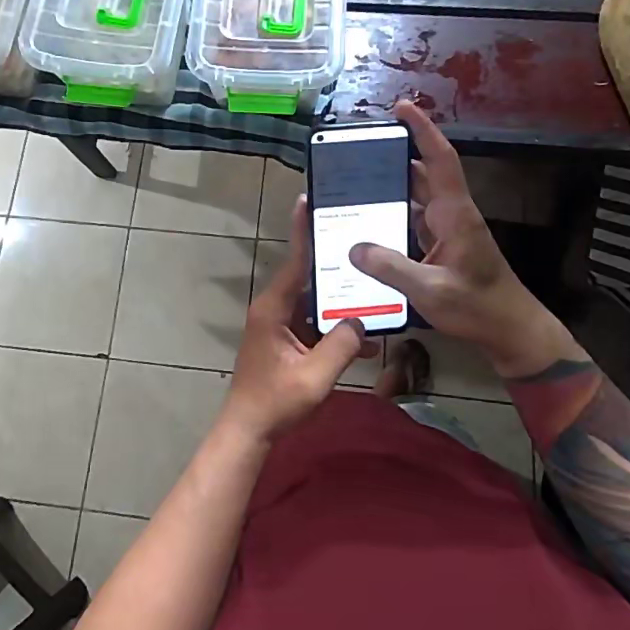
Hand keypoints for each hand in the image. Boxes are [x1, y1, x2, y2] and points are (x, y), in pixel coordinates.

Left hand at [222, 196, 375, 441]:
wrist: (249, 428)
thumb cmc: (276, 401)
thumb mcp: (316, 375)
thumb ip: (342, 345)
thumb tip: (362, 320)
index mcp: (273, 309)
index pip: (294, 262)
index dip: (303, 232)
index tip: (309, 201)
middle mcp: (273, 309)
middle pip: (309, 279)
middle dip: (337, 266)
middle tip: (366, 244)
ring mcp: (278, 325)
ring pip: (316, 303)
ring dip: (343, 304)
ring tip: (380, 292)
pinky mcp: (285, 341)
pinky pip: (314, 325)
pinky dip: (336, 329)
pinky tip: (368, 339)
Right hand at [348, 101, 570, 376]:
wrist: (511, 331)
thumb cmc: (479, 307)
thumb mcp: (432, 290)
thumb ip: (391, 268)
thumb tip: (353, 247)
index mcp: (454, 215)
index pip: (440, 161)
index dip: (422, 132)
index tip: (402, 108)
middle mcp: (450, 215)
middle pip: (422, 173)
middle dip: (395, 153)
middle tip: (358, 145)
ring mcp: (445, 231)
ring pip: (414, 195)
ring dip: (388, 182)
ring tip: (351, 177)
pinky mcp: (438, 246)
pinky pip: (409, 218)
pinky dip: (388, 210)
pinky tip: (362, 218)